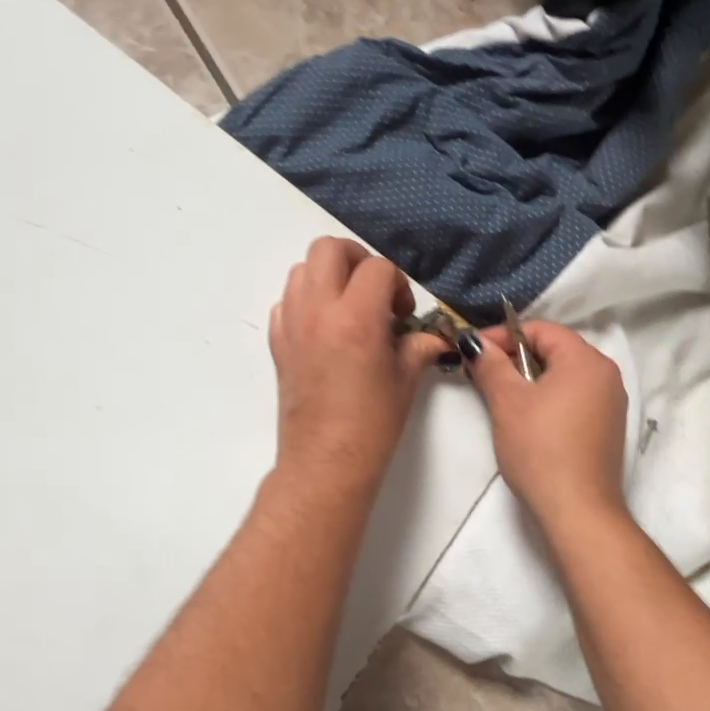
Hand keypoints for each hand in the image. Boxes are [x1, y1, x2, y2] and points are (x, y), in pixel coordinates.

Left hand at [268, 238, 449, 491]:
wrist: (324, 462)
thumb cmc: (371, 424)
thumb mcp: (404, 381)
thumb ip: (418, 346)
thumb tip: (433, 337)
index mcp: (356, 317)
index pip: (377, 268)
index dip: (396, 284)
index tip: (402, 314)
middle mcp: (318, 311)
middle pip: (328, 249)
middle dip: (356, 260)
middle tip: (373, 292)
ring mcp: (291, 324)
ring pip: (302, 269)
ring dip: (328, 277)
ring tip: (349, 307)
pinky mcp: (276, 342)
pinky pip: (286, 301)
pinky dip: (305, 302)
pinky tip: (325, 329)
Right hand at [469, 321, 629, 529]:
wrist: (577, 510)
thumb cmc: (540, 448)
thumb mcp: (507, 401)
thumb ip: (490, 364)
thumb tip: (475, 342)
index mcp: (586, 360)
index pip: (541, 329)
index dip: (503, 335)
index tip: (473, 351)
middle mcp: (605, 374)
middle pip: (554, 350)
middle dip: (514, 356)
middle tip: (481, 373)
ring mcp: (610, 402)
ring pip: (562, 375)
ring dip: (528, 378)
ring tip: (498, 396)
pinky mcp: (606, 427)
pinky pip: (573, 397)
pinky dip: (546, 398)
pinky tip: (524, 418)